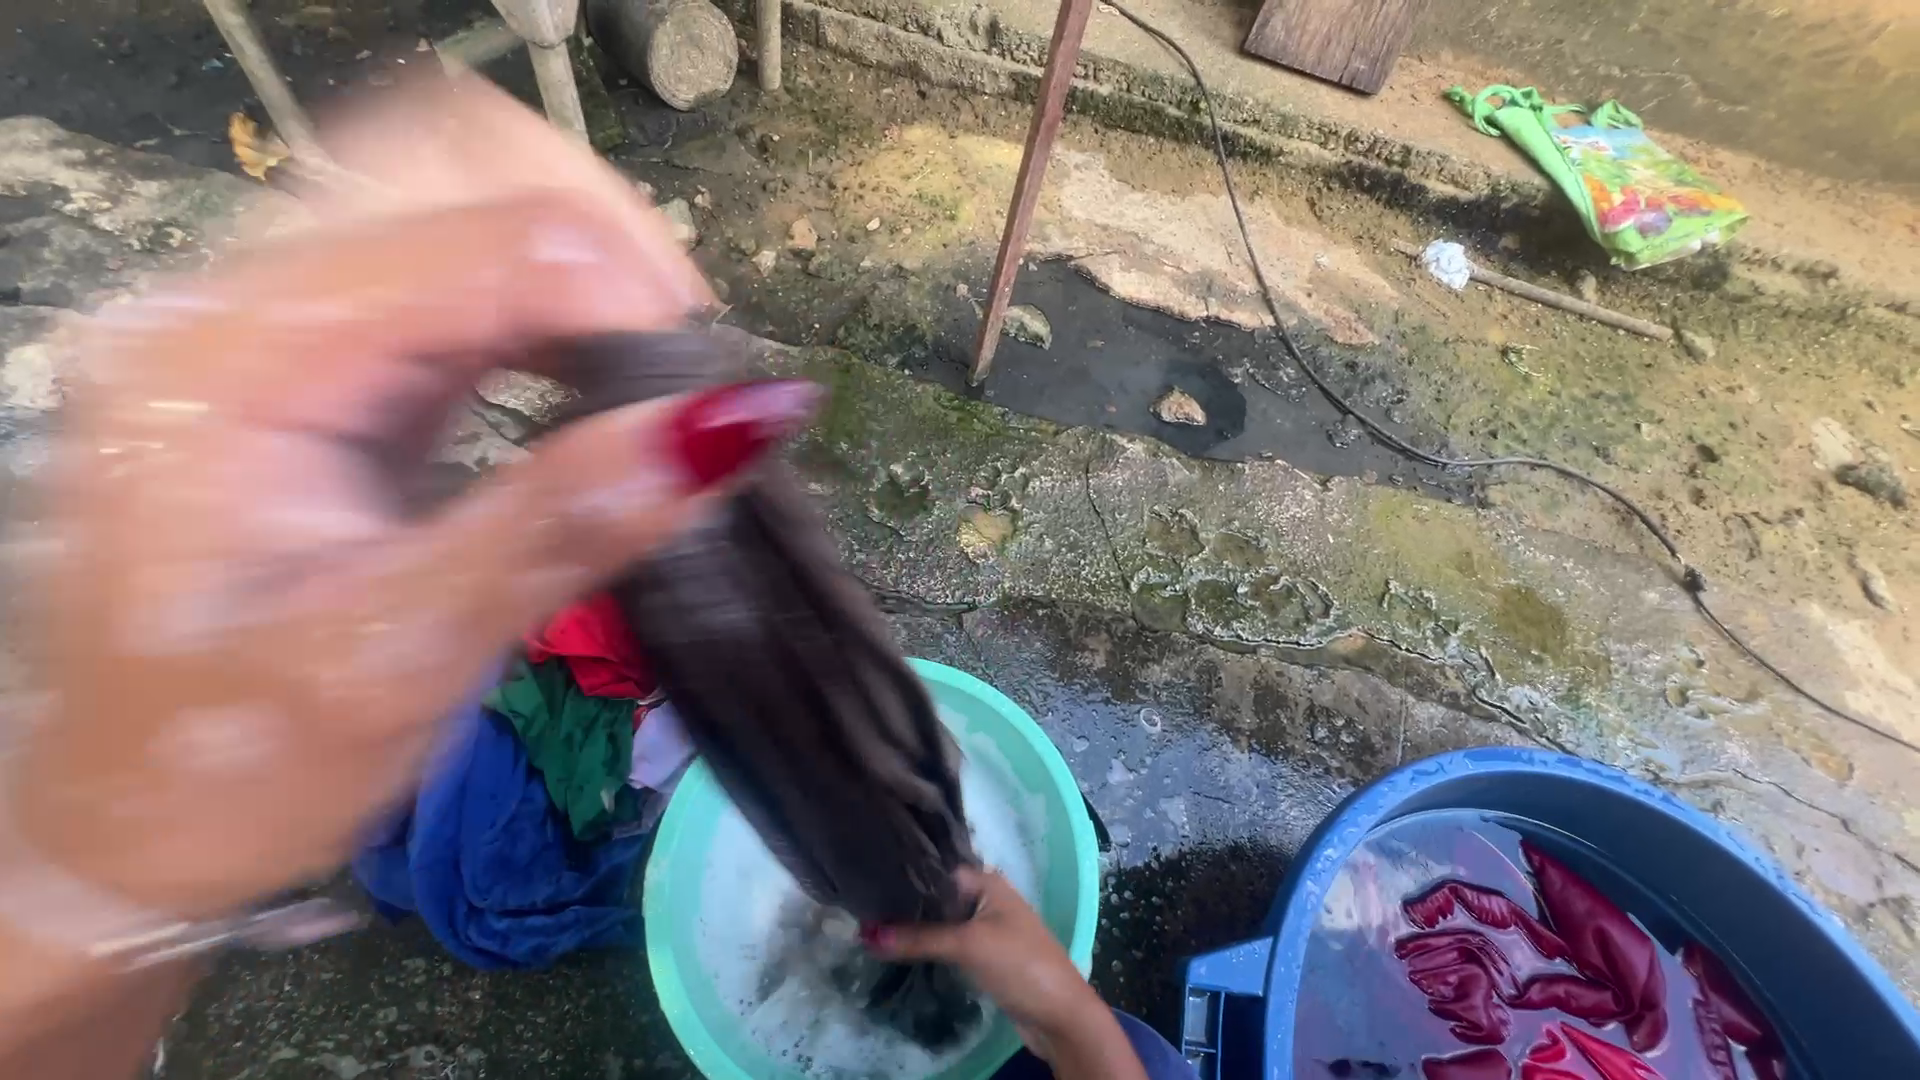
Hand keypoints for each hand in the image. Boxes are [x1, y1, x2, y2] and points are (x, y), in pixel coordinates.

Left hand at [2, 79, 813, 921]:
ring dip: (593, 266)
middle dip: (609, 244)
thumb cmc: (248, 758)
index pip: (486, 238)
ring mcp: (291, 316)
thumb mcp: (412, 651)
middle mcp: (245, 297)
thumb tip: (741, 422)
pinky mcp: (342, 355)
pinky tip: (600, 376)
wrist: (139, 815)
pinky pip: (474, 269)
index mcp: (235, 358)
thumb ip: (572, 520)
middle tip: (679, 368)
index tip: (707, 407)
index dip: (630, 299)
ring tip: (653, 372)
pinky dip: (566, 303)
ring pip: (473, 193)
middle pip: (462, 152)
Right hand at [866, 868, 1113, 1051]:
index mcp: (986, 880)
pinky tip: (901, 947)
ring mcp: (986, 926)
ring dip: (915, 925)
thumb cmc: (1019, 963)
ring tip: (872, 925)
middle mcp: (986, 896)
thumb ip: (918, 938)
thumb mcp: (967, 945)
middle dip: (905, 902)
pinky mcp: (984, 954)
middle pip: (938, 894)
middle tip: (861, 906)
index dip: (905, 875)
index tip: (866, 878)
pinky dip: (928, 943)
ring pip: (942, 919)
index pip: (936, 869)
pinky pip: (949, 941)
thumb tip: (865, 934)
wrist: (1060, 1014)